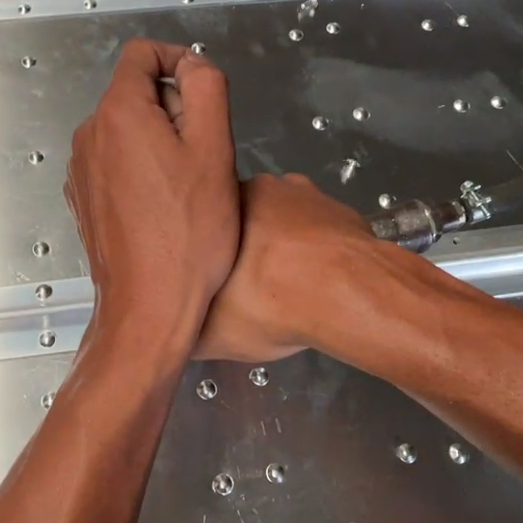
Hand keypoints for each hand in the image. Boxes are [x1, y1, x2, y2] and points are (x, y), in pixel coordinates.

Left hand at [65, 39, 238, 351]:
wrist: (149, 306)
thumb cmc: (187, 236)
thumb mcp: (215, 149)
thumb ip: (206, 88)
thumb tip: (193, 64)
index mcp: (118, 114)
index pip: (142, 53)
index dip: (178, 60)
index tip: (202, 90)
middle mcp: (90, 135)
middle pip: (136, 92)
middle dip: (174, 109)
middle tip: (203, 154)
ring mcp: (82, 169)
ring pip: (128, 129)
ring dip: (160, 141)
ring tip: (186, 186)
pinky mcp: (84, 197)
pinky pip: (116, 161)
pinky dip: (142, 169)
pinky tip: (165, 206)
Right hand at [196, 173, 379, 362]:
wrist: (346, 295)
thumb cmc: (266, 305)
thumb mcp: (207, 335)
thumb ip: (185, 328)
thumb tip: (177, 332)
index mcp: (220, 205)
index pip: (201, 221)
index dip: (204, 251)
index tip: (210, 279)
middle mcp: (260, 187)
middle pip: (243, 217)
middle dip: (244, 246)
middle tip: (247, 286)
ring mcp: (305, 194)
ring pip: (285, 220)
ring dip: (285, 246)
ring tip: (288, 287)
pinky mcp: (341, 209)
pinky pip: (320, 230)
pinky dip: (319, 251)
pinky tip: (320, 282)